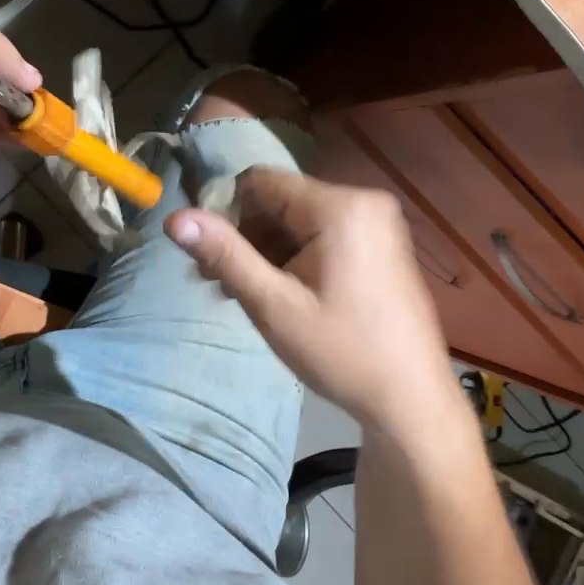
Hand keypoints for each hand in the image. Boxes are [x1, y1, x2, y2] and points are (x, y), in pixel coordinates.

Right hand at [164, 168, 460, 432]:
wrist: (411, 402)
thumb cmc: (341, 352)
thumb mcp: (272, 304)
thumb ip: (223, 254)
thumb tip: (173, 218)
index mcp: (340, 207)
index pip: (258, 182)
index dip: (224, 214)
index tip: (208, 257)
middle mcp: (362, 201)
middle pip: (277, 200)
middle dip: (242, 237)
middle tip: (216, 282)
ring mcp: (375, 222)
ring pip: (294, 219)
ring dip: (262, 250)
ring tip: (238, 292)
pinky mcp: (378, 243)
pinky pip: (319, 234)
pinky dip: (290, 256)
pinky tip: (273, 292)